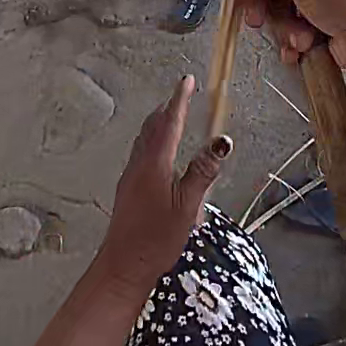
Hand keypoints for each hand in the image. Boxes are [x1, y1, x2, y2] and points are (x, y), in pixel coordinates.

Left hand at [96, 77, 230, 295]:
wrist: (123, 266)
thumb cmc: (157, 238)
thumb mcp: (187, 206)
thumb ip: (203, 172)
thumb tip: (222, 141)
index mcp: (155, 163)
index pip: (170, 123)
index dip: (180, 99)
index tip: (187, 80)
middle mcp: (140, 163)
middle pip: (153, 125)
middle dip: (169, 106)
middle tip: (183, 94)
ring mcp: (131, 174)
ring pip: (145, 137)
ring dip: (159, 121)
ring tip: (173, 113)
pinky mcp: (128, 186)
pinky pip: (142, 149)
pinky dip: (153, 137)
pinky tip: (159, 149)